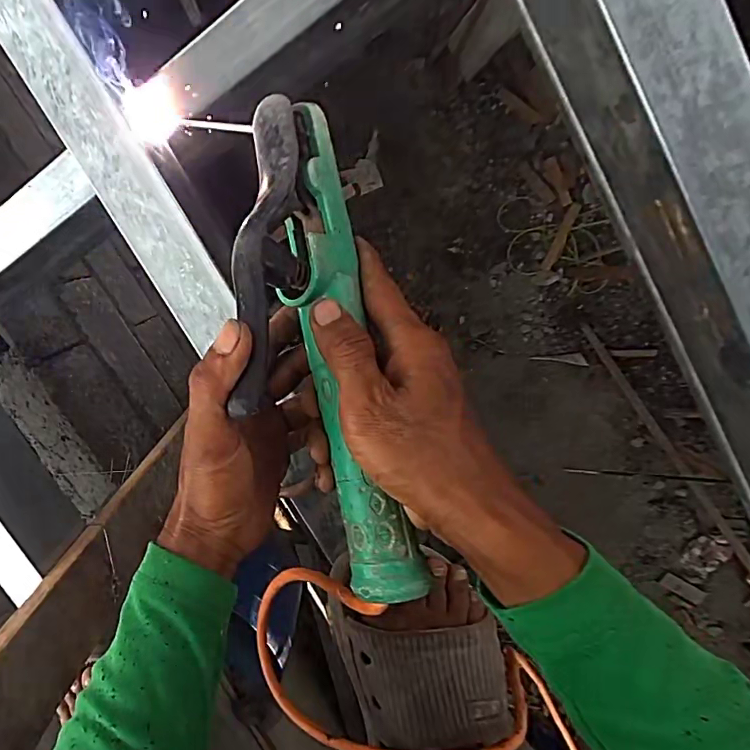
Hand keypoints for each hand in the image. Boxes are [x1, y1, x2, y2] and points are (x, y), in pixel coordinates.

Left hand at [158, 312, 329, 576]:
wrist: (219, 535)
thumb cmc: (208, 487)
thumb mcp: (209, 431)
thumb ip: (216, 381)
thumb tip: (234, 329)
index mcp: (228, 390)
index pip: (257, 344)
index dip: (283, 325)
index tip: (315, 310)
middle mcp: (248, 401)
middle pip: (287, 365)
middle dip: (314, 359)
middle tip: (344, 353)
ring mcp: (267, 423)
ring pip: (304, 395)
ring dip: (323, 399)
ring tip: (340, 404)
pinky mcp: (282, 446)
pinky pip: (310, 427)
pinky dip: (322, 432)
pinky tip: (330, 442)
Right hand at [307, 241, 583, 603]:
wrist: (465, 510)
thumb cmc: (425, 461)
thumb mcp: (368, 404)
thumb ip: (345, 352)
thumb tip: (326, 308)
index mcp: (410, 344)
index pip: (375, 282)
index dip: (346, 259)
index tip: (324, 239)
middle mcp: (411, 357)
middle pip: (351, 332)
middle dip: (312, 357)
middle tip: (284, 377)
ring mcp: (407, 385)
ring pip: (350, 372)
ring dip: (322, 402)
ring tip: (312, 437)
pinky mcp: (403, 411)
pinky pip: (361, 402)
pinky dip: (340, 423)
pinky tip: (330, 455)